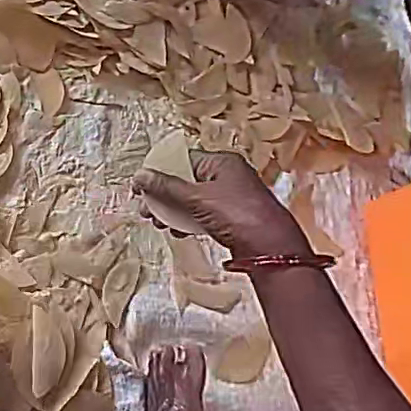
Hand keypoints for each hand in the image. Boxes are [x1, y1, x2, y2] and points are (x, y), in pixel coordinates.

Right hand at [133, 152, 312, 258]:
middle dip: (162, 196)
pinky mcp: (231, 217)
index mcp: (221, 162)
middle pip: (184, 181)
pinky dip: (187, 221)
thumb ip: (166, 187)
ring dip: (172, 211)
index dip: (158, 172)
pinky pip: (202, 214)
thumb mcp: (195, 198)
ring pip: (191, 200)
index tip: (140, 187)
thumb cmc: (238, 215)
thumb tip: (140, 176)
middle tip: (145, 209)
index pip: (182, 160)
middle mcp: (226, 176)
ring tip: (157, 223)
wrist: (270, 250)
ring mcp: (230, 197)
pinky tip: (177, 231)